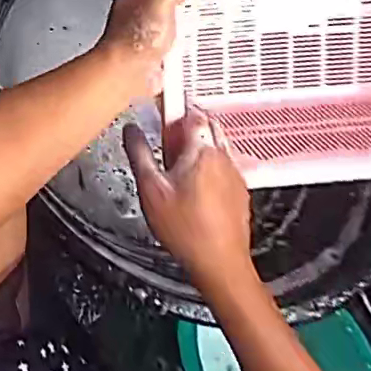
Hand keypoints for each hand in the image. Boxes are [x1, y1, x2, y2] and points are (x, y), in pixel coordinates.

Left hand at [95, 0, 214, 96]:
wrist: (126, 72)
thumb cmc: (132, 37)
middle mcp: (136, 7)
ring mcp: (146, 28)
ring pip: (171, 14)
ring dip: (188, 12)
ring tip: (208, 9)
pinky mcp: (156, 49)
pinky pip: (177, 39)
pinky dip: (191, 39)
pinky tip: (203, 38)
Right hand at [123, 106, 253, 291]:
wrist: (221, 266)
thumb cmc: (187, 231)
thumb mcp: (150, 189)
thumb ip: (139, 154)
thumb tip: (131, 131)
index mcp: (201, 150)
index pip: (191, 110)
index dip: (175, 104)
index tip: (161, 106)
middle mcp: (222, 156)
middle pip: (207, 124)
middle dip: (187, 122)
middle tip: (166, 134)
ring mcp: (234, 174)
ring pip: (216, 144)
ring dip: (198, 143)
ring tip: (176, 162)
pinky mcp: (239, 192)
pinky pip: (224, 164)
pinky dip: (209, 164)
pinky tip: (194, 184)